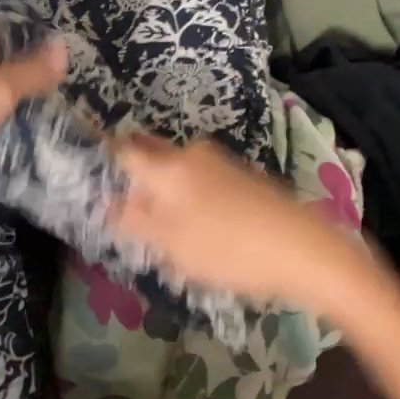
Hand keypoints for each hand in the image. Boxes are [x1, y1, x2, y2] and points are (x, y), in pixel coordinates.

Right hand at [112, 136, 365, 307]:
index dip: (104, 160)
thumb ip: (135, 221)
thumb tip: (107, 202)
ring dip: (162, 185)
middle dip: (133, 172)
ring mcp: (218, 159)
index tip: (95, 180)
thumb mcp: (173, 246)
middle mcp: (189, 151)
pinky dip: (188, 191)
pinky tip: (200, 224)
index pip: (122, 149)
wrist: (304, 248)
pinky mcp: (240, 173)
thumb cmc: (230, 249)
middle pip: (149, 151)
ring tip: (163, 225)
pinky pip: (198, 175)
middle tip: (126, 205)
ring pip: (174, 165)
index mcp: (167, 166)